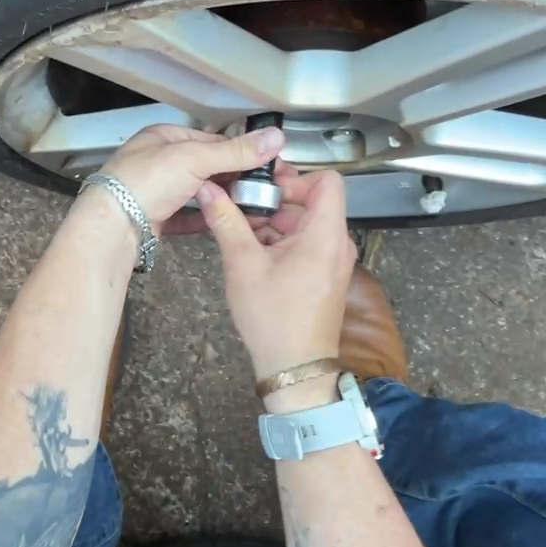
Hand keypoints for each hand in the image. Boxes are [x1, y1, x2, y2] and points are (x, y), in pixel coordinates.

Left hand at [95, 124, 284, 234]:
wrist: (113, 226)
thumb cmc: (145, 182)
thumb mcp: (195, 158)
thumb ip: (236, 152)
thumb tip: (275, 136)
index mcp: (164, 137)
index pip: (211, 139)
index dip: (239, 151)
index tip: (266, 164)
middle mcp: (158, 161)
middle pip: (205, 167)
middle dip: (232, 178)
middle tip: (262, 190)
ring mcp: (156, 191)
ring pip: (197, 192)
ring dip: (221, 198)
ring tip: (250, 207)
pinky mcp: (156, 218)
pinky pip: (187, 216)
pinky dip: (206, 218)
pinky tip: (225, 222)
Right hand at [196, 163, 355, 376]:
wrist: (295, 369)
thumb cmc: (274, 318)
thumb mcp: (242, 264)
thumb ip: (226, 220)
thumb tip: (207, 189)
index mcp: (325, 234)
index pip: (326, 180)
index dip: (294, 177)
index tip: (263, 189)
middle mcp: (337, 243)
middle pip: (311, 201)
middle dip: (273, 201)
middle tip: (239, 208)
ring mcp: (333, 260)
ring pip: (304, 222)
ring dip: (272, 222)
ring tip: (240, 232)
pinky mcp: (324, 274)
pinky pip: (305, 242)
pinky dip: (280, 240)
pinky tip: (251, 253)